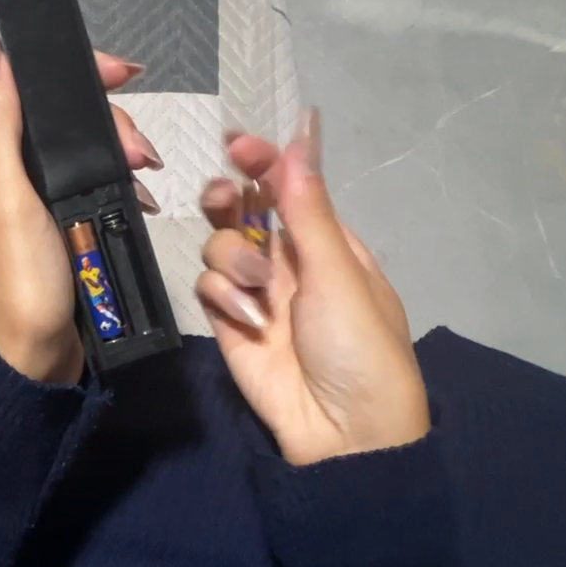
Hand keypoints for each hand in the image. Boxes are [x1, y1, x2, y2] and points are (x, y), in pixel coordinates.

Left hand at [0, 15, 163, 383]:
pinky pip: (105, 192)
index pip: (34, 92)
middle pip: (73, 124)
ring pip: (95, 155)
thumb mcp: (7, 196)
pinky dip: (127, 188)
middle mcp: (24, 178)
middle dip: (115, 123)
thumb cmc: (22, 280)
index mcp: (2, 162)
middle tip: (143, 151)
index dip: (76, 72)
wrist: (37, 358)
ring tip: (146, 177)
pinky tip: (141, 201)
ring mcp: (50, 206)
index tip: (122, 72)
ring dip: (127, 154)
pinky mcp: (74, 232)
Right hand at [195, 111, 430, 464]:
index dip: (262, 163)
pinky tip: (249, 322)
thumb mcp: (338, 273)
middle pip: (241, 210)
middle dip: (227, 199)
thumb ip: (308, 210)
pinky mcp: (227, 323)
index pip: (287, 188)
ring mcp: (253, 292)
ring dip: (232, 258)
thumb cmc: (359, 345)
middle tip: (223, 199)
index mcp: (327, 242)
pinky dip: (223, 297)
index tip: (238, 147)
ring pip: (218, 246)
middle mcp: (286, 260)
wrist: (341, 428)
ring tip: (259, 292)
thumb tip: (298, 137)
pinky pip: (207, 287)